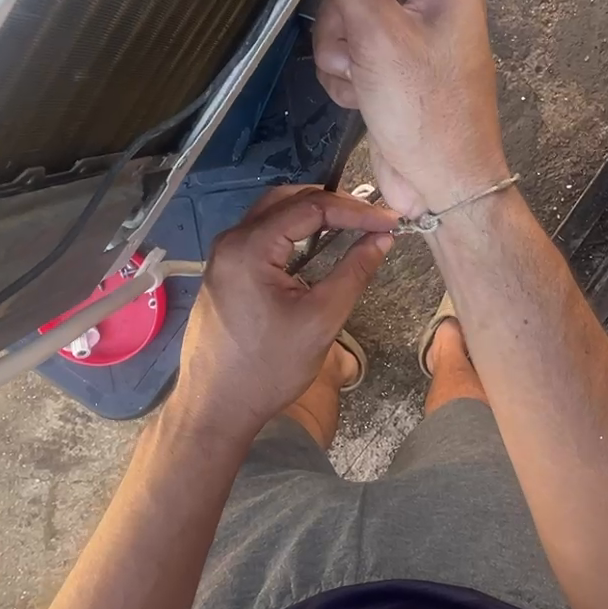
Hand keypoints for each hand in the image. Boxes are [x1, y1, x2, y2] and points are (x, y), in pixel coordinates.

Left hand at [166, 187, 396, 442]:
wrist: (217, 408)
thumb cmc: (270, 367)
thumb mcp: (323, 319)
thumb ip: (355, 271)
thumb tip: (382, 238)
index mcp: (250, 247)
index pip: (311, 207)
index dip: (355, 210)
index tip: (389, 221)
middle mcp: (231, 241)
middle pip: (288, 200)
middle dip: (334, 204)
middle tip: (372, 218)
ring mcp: (224, 256)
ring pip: (273, 215)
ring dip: (313, 215)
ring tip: (352, 226)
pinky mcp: (225, 272)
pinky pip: (263, 235)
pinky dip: (295, 232)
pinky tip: (320, 246)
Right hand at [282, 0, 510, 217]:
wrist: (439, 182)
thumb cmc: (428, 108)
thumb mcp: (378, 30)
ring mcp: (404, 31)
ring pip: (348, 1)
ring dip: (338, 36)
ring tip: (354, 69)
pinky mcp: (384, 63)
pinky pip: (346, 42)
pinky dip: (342, 66)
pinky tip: (357, 92)